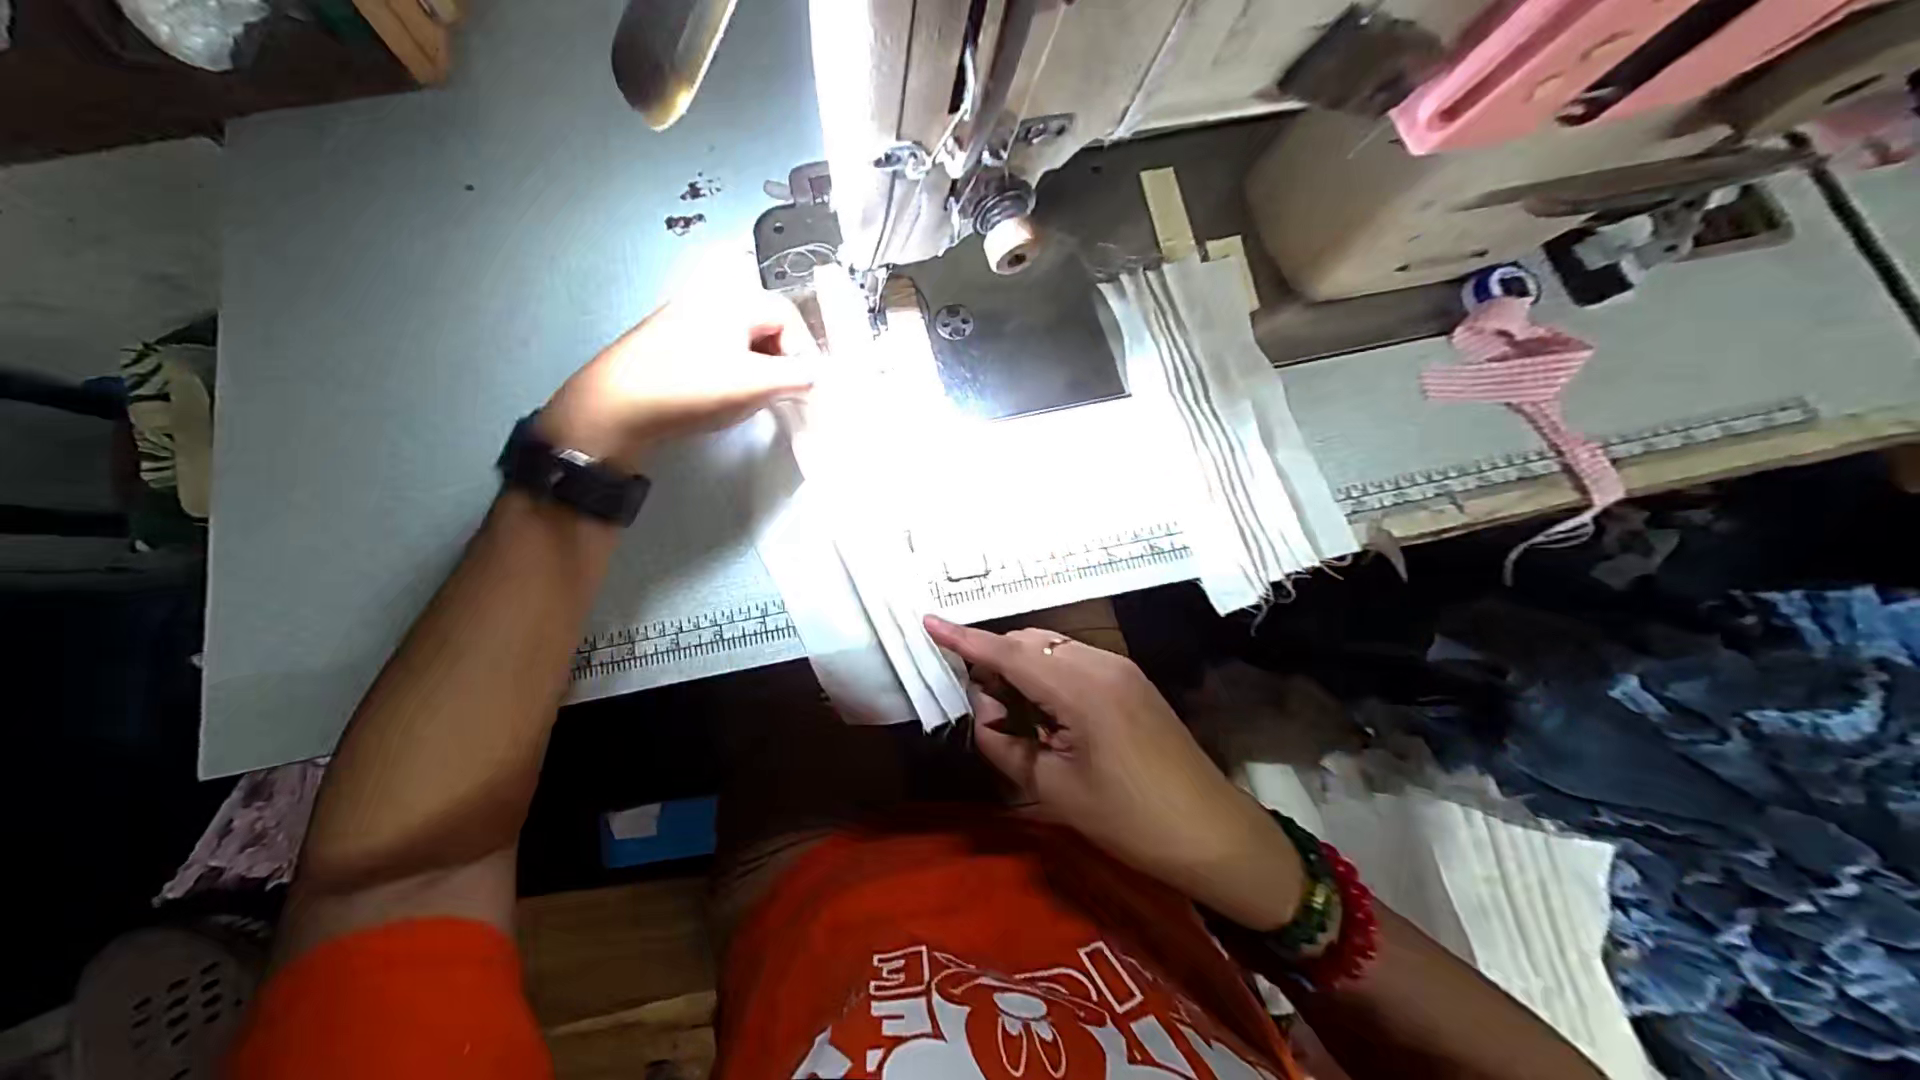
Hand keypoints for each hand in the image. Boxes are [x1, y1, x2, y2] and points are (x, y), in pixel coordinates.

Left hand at [541, 280, 816, 469]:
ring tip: (760, 393)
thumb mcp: (756, 384)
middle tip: (786, 388)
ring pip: (744, 335)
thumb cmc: (690, 387)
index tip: (807, 384)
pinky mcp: (674, 339)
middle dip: (784, 356)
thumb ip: (797, 378)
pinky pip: (721, 345)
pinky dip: (737, 366)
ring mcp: (689, 315)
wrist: (618, 405)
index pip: (789, 315)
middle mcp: (712, 296)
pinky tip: (730, 391)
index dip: (804, 350)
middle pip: (767, 321)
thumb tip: (816, 376)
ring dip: (761, 363)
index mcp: (734, 298)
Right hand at [924, 615, 1306, 930]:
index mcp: (1081, 689)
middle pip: (1030, 642)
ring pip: (1052, 647)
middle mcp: (1101, 663)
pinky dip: (1047, 673)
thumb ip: (1006, 745)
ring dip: (1022, 665)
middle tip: (980, 703)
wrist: (1212, 833)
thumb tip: (985, 715)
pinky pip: (1074, 661)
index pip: (1009, 652)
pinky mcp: (1131, 680)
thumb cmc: (1129, 820)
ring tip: (1009, 708)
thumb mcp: (1054, 789)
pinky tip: (1044, 709)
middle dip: (994, 658)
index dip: (964, 638)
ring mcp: (1121, 668)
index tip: (928, 621)